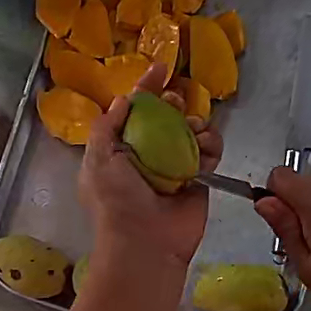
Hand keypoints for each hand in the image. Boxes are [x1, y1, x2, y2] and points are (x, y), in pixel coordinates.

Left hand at [79, 62, 220, 274]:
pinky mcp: (200, 178)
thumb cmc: (117, 200)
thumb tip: (123, 101)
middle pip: (167, 116)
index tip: (161, 68)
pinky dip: (211, 144)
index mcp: (121, 148)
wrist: (146, 242)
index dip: (146, 88)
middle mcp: (149, 154)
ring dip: (195, 123)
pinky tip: (205, 149)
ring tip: (193, 132)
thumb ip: (107, 126)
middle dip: (173, 103)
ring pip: (192, 129)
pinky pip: (211, 151)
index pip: (135, 110)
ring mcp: (176, 166)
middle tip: (175, 105)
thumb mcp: (98, 158)